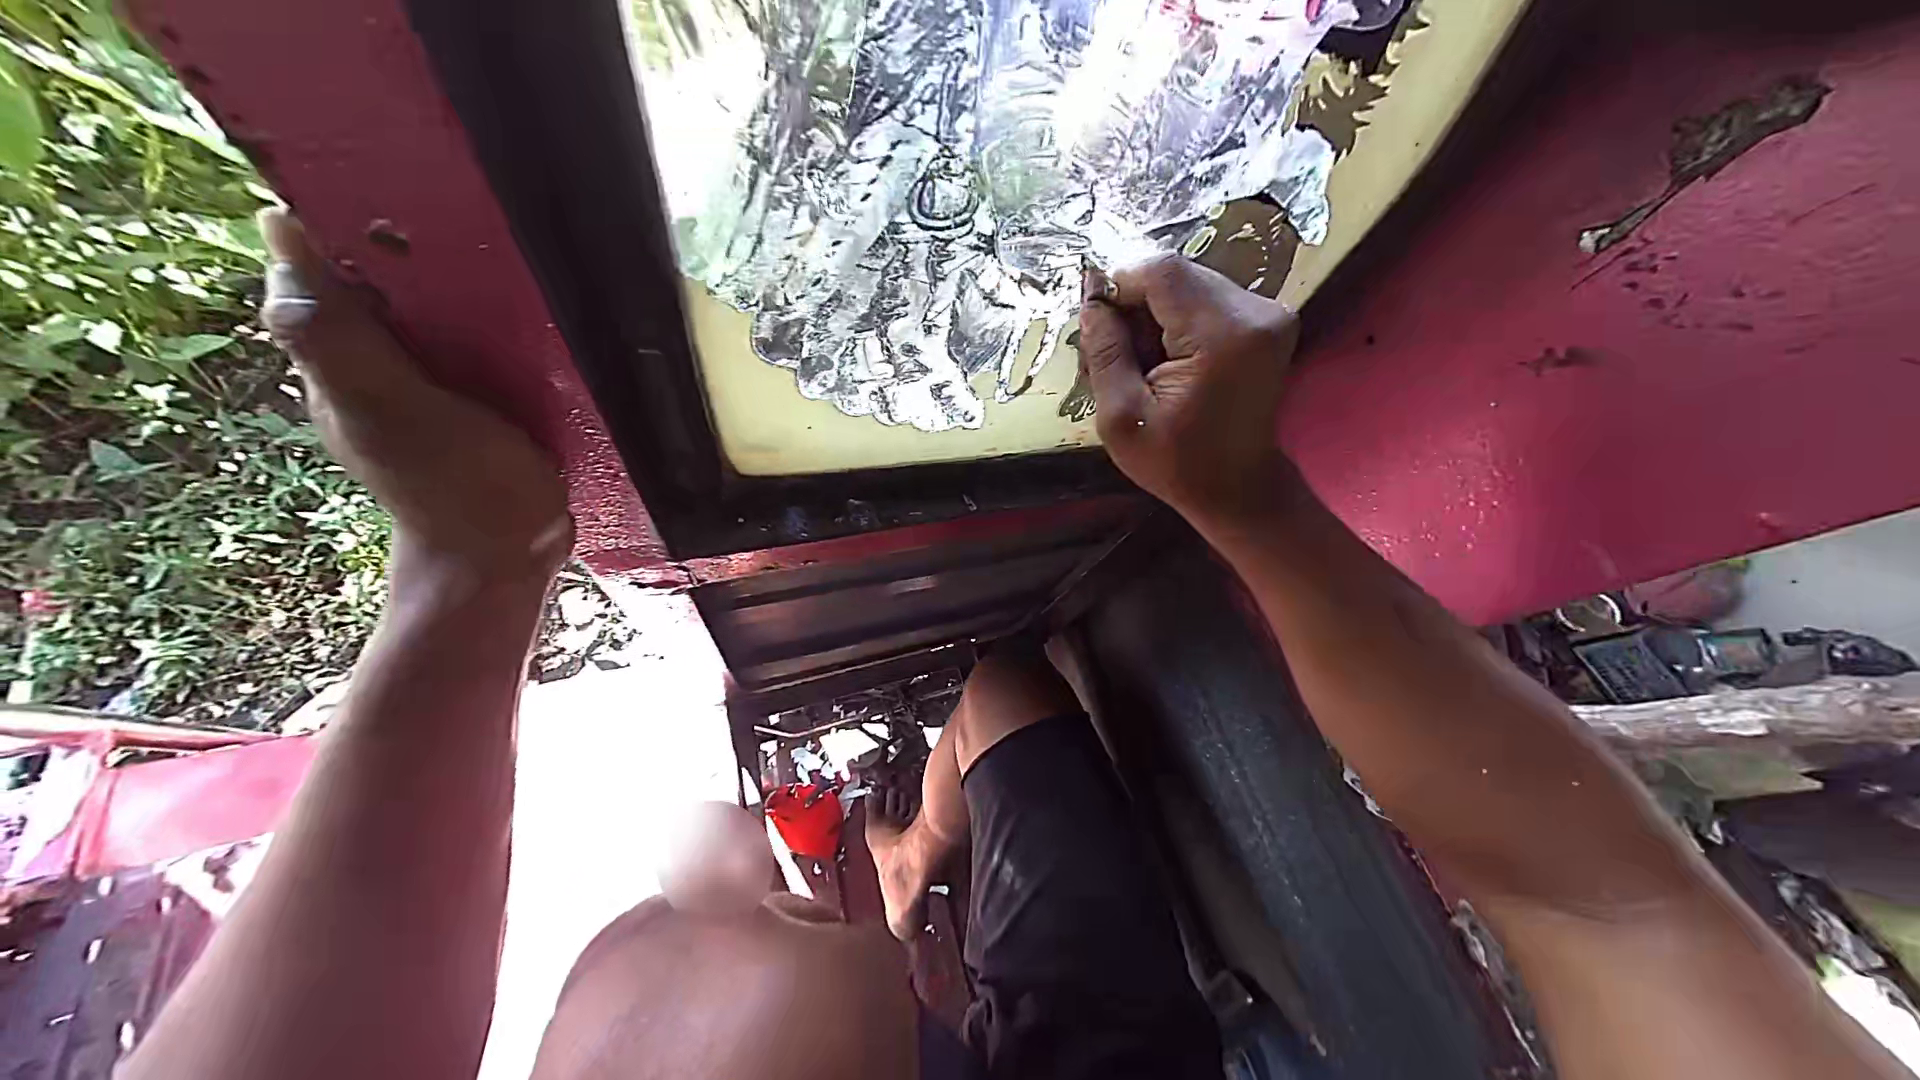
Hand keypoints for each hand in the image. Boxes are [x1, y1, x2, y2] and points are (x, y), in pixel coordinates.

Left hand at [259, 210, 571, 586]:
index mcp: (340, 363)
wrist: (510, 556)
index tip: (413, 216)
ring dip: (462, 303)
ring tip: (513, 290)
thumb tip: (281, 235)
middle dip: (417, 262)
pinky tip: (526, 341)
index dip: (351, 232)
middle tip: (480, 252)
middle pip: (379, 292)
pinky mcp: (472, 410)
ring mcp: (425, 394)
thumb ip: (339, 339)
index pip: (322, 272)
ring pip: (432, 324)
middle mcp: (372, 371)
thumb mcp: (397, 413)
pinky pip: (472, 357)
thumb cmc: (461, 488)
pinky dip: (492, 340)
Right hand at [1077, 254, 1299, 526]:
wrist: (1236, 486)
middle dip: (1137, 305)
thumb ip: (1105, 353)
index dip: (1120, 287)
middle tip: (1117, 353)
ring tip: (1143, 363)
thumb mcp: (1121, 418)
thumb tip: (1092, 301)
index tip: (1098, 325)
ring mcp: (1269, 313)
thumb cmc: (1176, 463)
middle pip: (1177, 274)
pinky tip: (1167, 359)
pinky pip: (1206, 298)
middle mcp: (1256, 312)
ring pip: (1189, 283)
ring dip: (1155, 314)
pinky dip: (1177, 321)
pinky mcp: (1267, 320)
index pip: (1162, 272)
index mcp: (1222, 336)